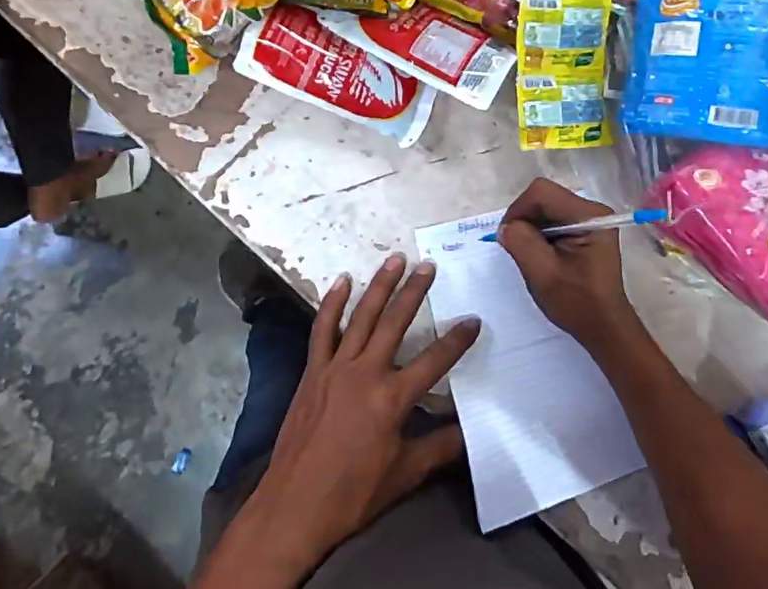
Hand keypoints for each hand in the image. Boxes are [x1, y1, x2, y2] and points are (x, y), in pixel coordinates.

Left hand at [220, 255, 481, 579]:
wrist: (293, 507)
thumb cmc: (353, 495)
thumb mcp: (404, 475)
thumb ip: (439, 448)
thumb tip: (469, 432)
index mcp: (391, 399)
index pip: (434, 361)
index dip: (457, 340)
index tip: (473, 320)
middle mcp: (365, 373)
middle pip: (396, 322)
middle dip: (414, 291)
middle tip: (428, 266)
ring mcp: (335, 368)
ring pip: (362, 316)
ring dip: (379, 285)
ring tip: (395, 259)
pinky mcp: (313, 371)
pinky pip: (323, 329)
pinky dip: (332, 304)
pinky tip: (342, 281)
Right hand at [498, 179, 645, 352]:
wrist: (603, 326)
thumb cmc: (577, 302)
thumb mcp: (543, 274)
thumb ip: (522, 243)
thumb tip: (506, 226)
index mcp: (588, 215)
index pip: (542, 193)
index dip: (519, 210)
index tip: (508, 236)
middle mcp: (592, 209)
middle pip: (544, 197)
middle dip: (524, 218)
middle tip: (515, 247)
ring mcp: (589, 218)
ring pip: (546, 206)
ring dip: (531, 227)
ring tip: (529, 254)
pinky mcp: (584, 228)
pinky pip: (553, 218)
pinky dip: (539, 232)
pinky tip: (540, 254)